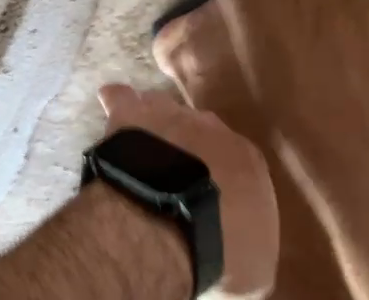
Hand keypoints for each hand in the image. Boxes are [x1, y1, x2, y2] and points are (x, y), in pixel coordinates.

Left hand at [98, 84, 278, 299]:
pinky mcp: (131, 112)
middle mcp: (212, 128)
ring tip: (144, 159)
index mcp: (247, 161)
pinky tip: (114, 112)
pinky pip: (122, 98)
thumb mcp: (254, 271)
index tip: (210, 206)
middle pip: (202, 136)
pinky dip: (119, 104)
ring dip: (157, 130)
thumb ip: (252, 247)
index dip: (222, 185)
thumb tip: (242, 250)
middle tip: (174, 187)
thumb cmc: (217, 252)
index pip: (238, 167)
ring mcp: (170, 114)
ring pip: (164, 113)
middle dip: (191, 156)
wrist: (166, 223)